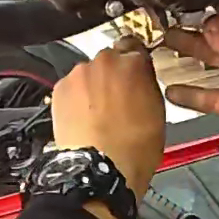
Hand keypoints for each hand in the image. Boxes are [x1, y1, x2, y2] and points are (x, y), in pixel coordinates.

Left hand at [49, 35, 165, 218]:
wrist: (100, 169)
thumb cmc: (134, 149)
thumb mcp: (158, 114)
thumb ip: (148, 87)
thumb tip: (142, 82)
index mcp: (134, 64)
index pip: (136, 49)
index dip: (135, 64)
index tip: (134, 74)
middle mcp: (105, 62)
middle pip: (109, 60)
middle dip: (113, 76)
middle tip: (117, 101)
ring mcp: (80, 75)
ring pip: (88, 74)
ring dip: (92, 88)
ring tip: (98, 115)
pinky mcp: (60, 90)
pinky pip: (71, 89)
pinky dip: (75, 100)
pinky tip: (83, 119)